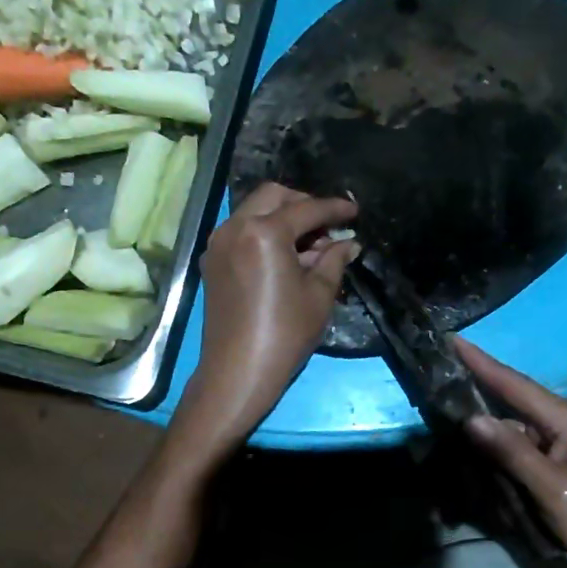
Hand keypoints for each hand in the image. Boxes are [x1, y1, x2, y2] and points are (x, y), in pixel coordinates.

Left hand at [173, 184, 358, 450]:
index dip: (334, 209)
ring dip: (281, 217)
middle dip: (303, 204)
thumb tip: (347, 242)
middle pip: (272, 196)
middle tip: (327, 225)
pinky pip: (240, 232)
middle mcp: (235, 228)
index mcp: (263, 232)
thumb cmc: (284, 333)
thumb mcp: (319, 295)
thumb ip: (333, 260)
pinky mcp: (211, 262)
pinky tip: (283, 256)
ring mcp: (218, 244)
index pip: (306, 209)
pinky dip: (262, 232)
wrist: (237, 371)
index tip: (355, 211)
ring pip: (252, 211)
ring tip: (308, 244)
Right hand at [456, 337, 566, 567]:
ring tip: (453, 422)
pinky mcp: (565, 461)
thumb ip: (512, 452)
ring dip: (489, 429)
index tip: (453, 340)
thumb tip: (471, 419)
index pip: (517, 385)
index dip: (483, 363)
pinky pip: (525, 445)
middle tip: (443, 379)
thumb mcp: (552, 488)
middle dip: (480, 391)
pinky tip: (483, 454)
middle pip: (515, 402)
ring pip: (517, 427)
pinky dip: (503, 448)